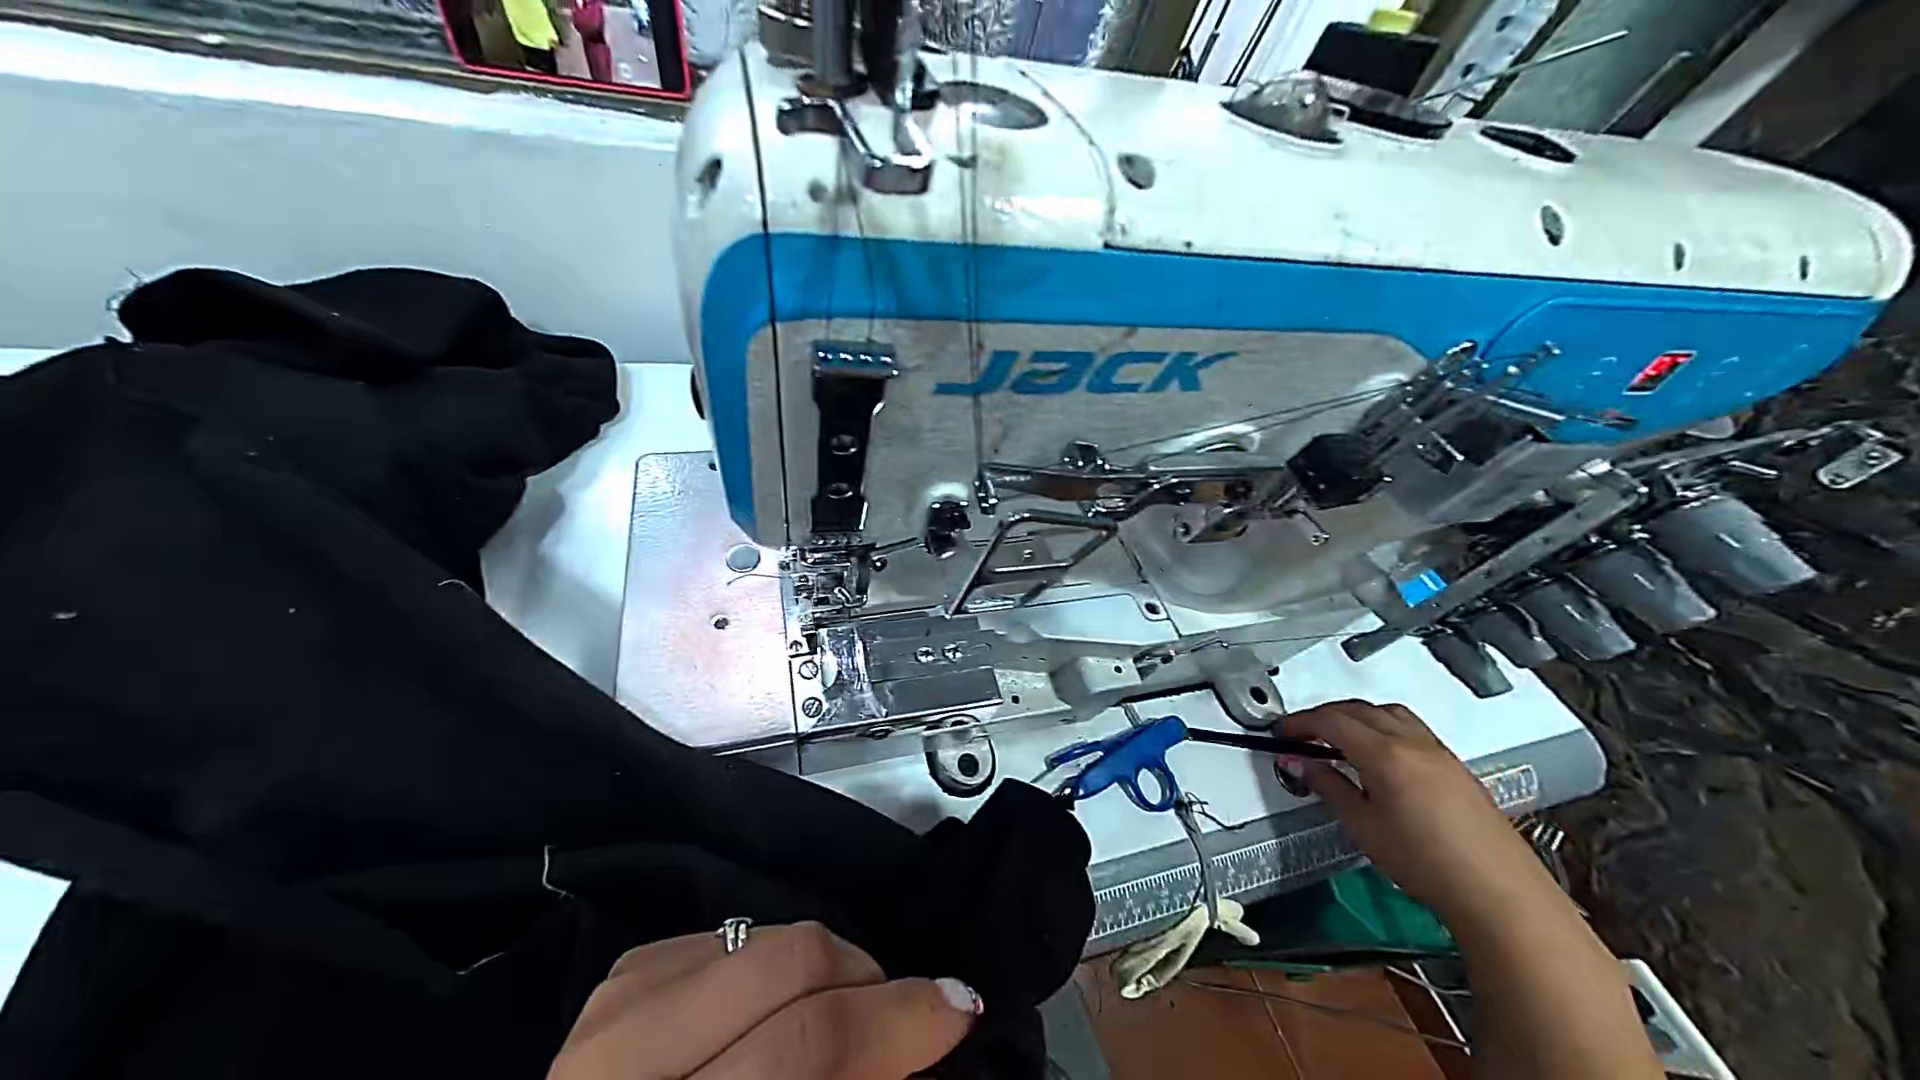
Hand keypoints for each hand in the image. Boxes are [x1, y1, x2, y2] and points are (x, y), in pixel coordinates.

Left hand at [548, 921, 982, 1079]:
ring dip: (827, 966)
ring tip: (840, 1005)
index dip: (898, 1021)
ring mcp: (618, 1003)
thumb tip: (921, 1038)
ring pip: (768, 935)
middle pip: (792, 962)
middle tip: (901, 1010)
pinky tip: (774, 1003)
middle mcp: (632, 1053)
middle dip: (870, 977)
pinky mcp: (622, 973)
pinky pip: (733, 934)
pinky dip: (775, 962)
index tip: (958, 1010)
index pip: (809, 1042)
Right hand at [1278, 700, 1556, 927]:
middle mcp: (1413, 742)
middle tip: (1302, 733)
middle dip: (1324, 715)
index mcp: (1385, 753)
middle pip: (1358, 709)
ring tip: (1338, 737)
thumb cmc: (1425, 862)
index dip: (1300, 722)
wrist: (1498, 893)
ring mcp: (1438, 752)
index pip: (1331, 721)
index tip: (1282, 732)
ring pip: (1387, 713)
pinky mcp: (1455, 766)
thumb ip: (1328, 786)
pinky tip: (1377, 752)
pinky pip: (1409, 727)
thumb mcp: (1362, 825)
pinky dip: (1382, 727)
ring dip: (1356, 716)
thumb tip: (1301, 763)